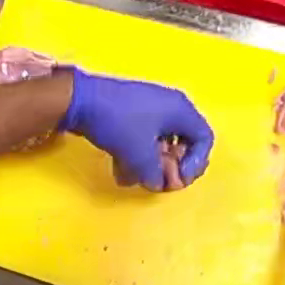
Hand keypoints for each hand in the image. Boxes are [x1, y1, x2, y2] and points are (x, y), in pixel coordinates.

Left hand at [59, 69, 213, 190]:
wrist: (80, 100)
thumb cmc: (118, 124)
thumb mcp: (139, 154)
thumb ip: (154, 174)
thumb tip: (157, 183)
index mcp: (180, 111)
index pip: (204, 139)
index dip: (195, 163)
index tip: (178, 179)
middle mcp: (169, 107)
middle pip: (182, 143)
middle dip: (170, 166)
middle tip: (158, 181)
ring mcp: (148, 109)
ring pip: (158, 143)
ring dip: (149, 164)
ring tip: (134, 178)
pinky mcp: (128, 114)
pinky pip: (141, 139)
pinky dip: (135, 155)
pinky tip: (120, 171)